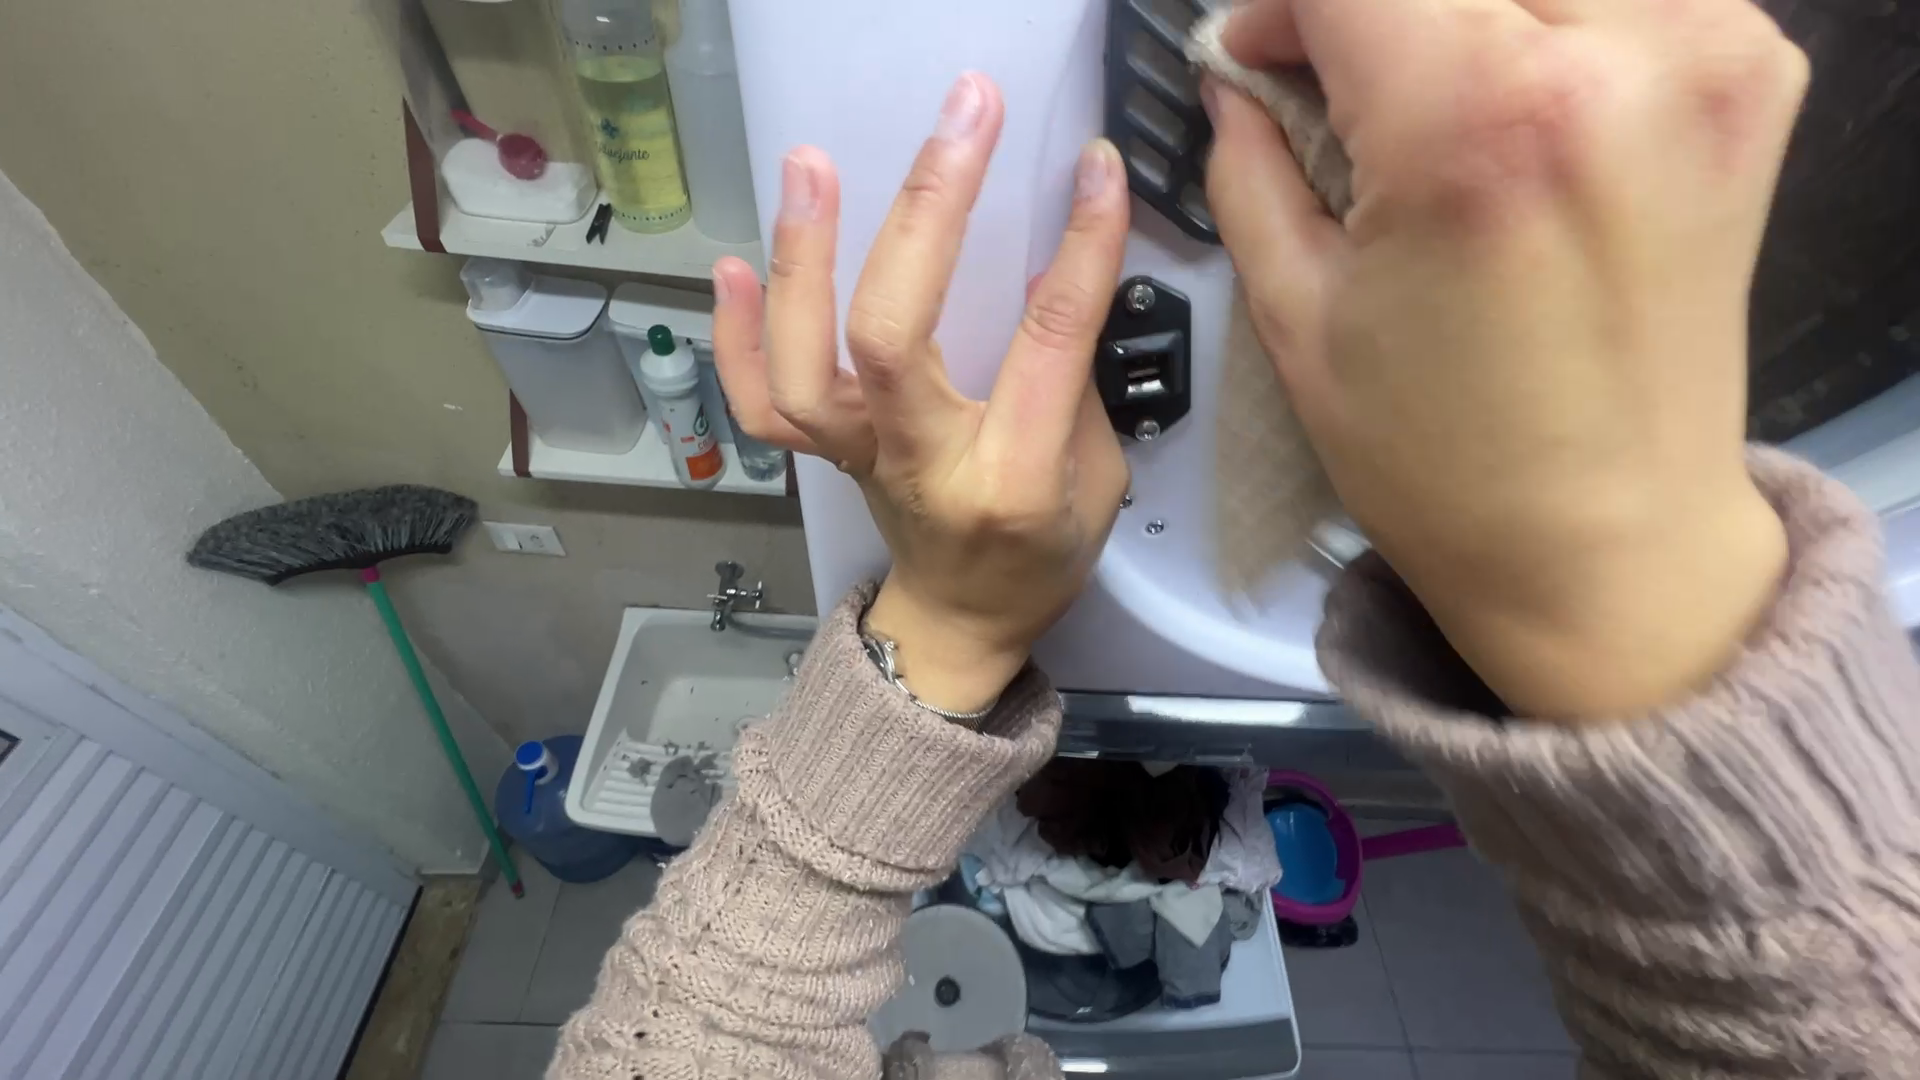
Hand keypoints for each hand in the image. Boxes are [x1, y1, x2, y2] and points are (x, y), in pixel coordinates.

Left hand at [712, 74, 1131, 712]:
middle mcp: (923, 465)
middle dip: (927, 216)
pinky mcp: (828, 457)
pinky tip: (733, 265)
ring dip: (802, 262)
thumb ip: (1073, 390)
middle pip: (894, 336)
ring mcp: (862, 459)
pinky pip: (763, 405)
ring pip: (806, 370)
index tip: (1095, 169)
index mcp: (1010, 481)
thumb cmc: (1037, 562)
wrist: (956, 623)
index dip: (1079, 251)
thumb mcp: (1096, 486)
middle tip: (960, 120)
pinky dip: (736, 338)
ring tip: (811, 164)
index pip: (1045, 346)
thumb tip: (1046, 279)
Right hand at [1206, 0, 1802, 717]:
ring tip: (1394, 104)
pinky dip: (1526, 25)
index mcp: (1475, 125)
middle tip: (1306, 77)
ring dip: (1443, 16)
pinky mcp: (1749, 80)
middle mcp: (1623, 52)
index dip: (1282, 0)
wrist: (1592, 534)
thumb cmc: (1431, 455)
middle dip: (1355, 5)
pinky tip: (1485, 110)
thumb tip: (1234, 86)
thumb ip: (1250, 172)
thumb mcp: (1296, 316)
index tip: (1248, 49)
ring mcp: (1715, 53)